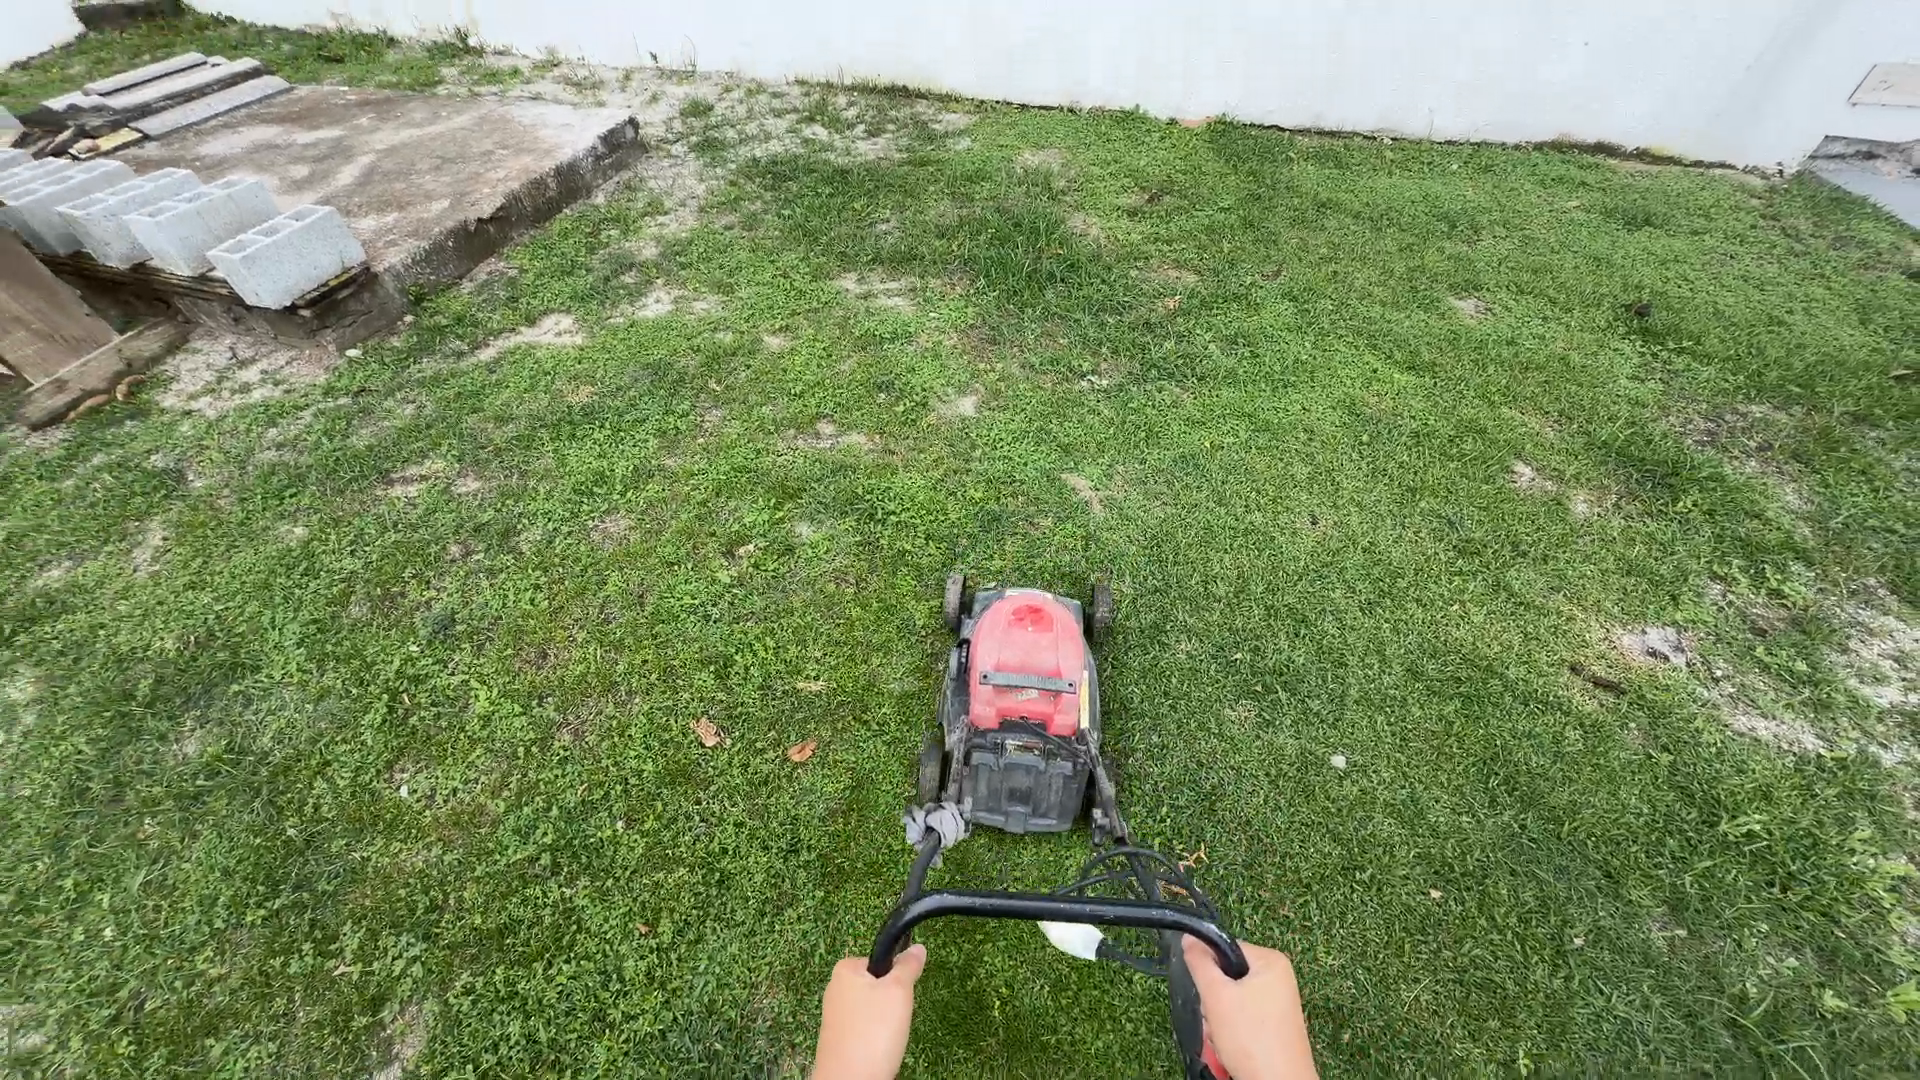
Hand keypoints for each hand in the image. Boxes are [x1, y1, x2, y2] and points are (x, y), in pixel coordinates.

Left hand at [811, 944, 926, 1079]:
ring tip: (887, 1038)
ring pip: (874, 1011)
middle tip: (894, 1018)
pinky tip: (879, 1051)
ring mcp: (835, 1017)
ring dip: (885, 1023)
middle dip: (891, 1003)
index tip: (900, 995)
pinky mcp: (838, 1041)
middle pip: (877, 986)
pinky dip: (875, 1039)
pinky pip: (865, 1031)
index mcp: (845, 969)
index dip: (896, 976)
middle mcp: (835, 989)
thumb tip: (917, 948)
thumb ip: (909, 966)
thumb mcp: (899, 991)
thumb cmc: (873, 1032)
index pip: (881, 960)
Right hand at [1182, 936, 1316, 1079]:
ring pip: (1233, 1000)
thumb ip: (1199, 962)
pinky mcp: (1275, 1026)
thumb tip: (1190, 937)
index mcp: (1271, 962)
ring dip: (1220, 1019)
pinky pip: (1243, 1017)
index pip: (1225, 950)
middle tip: (1215, 1019)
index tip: (1207, 993)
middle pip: (1228, 977)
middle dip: (1215, 1002)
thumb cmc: (1253, 1041)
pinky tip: (1230, 1047)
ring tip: (1222, 1037)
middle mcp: (1279, 979)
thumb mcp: (1216, 995)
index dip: (1209, 969)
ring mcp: (1279, 1005)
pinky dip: (1232, 1031)